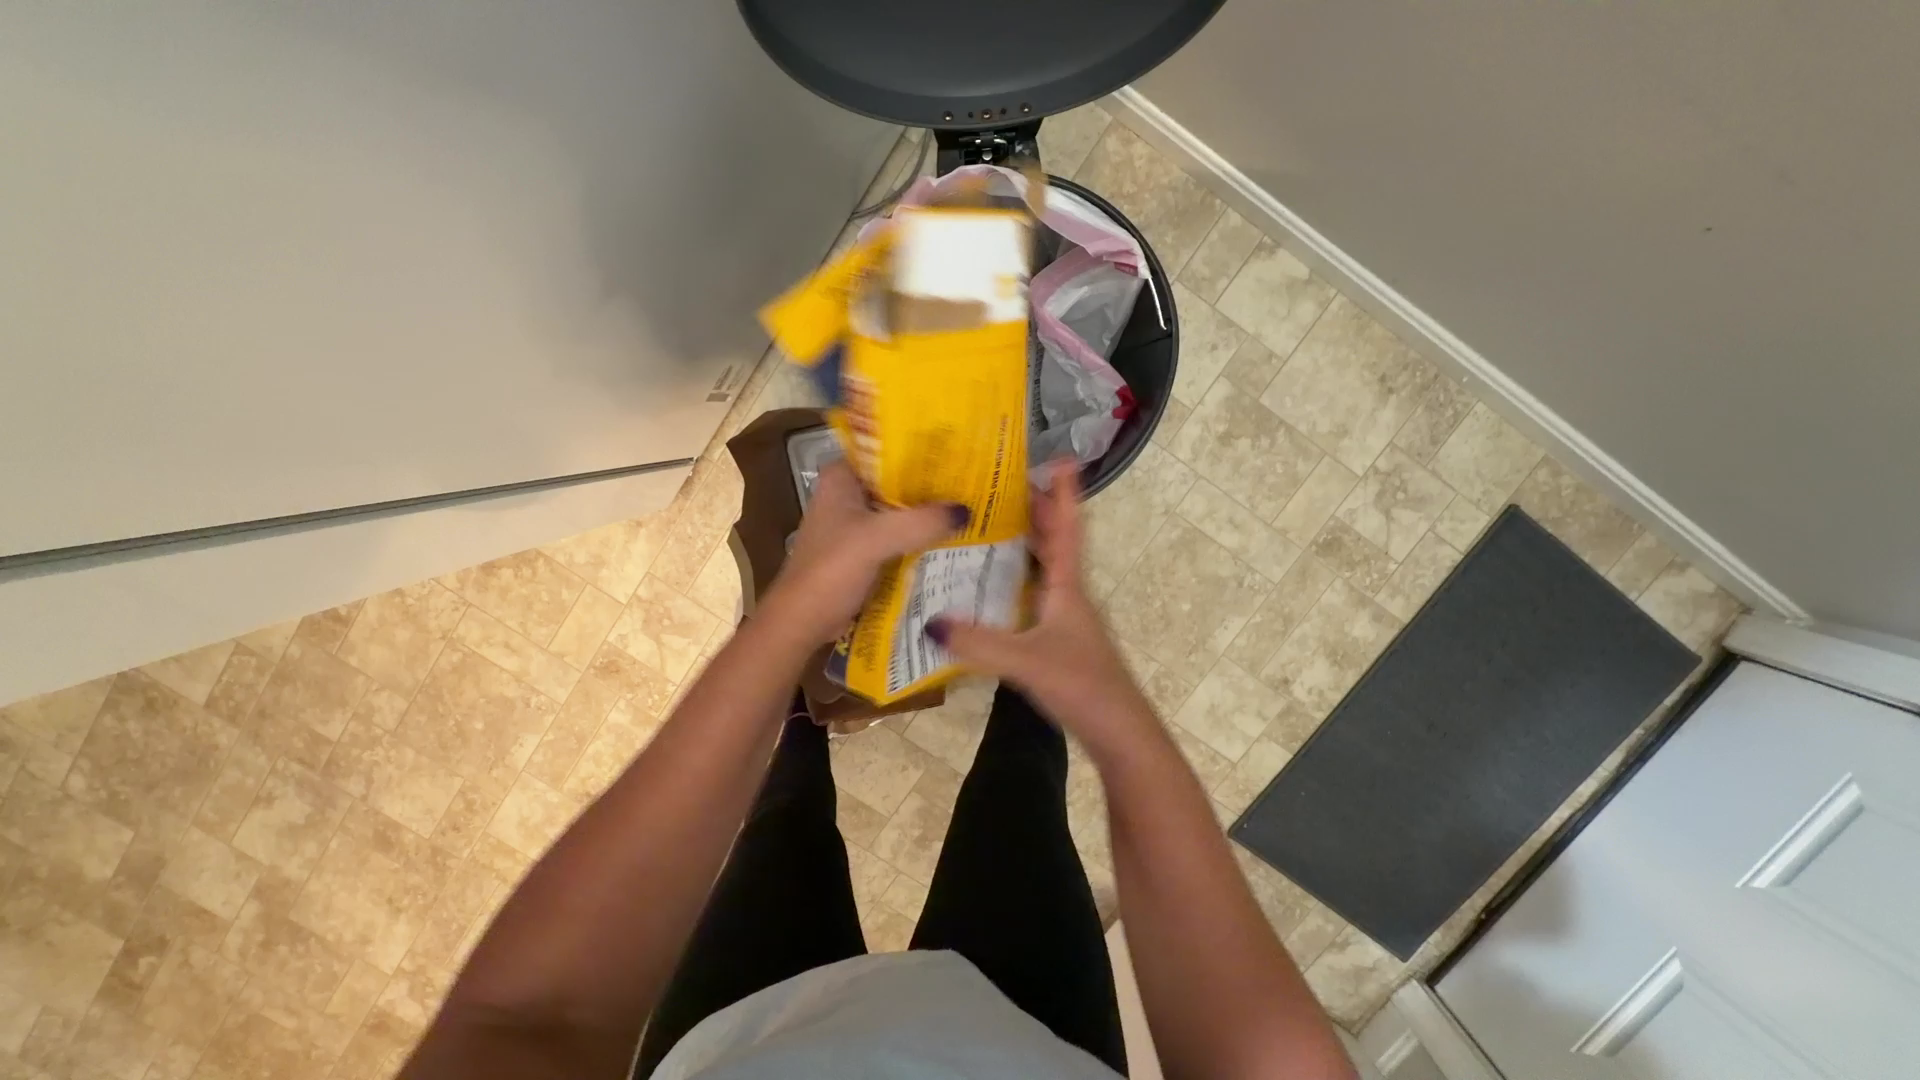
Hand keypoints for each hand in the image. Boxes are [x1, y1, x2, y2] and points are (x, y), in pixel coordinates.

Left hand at [760, 461, 965, 646]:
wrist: (802, 622)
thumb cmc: (831, 571)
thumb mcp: (876, 540)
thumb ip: (921, 522)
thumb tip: (966, 510)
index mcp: (842, 477)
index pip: (888, 450)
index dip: (923, 450)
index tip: (960, 451)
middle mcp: (848, 494)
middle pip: (898, 482)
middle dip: (932, 485)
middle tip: (976, 482)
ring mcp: (856, 524)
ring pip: (901, 510)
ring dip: (929, 514)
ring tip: (973, 507)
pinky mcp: (864, 551)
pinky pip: (900, 536)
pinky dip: (921, 538)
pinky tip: (952, 539)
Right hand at [928, 461, 1155, 751]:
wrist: (1119, 732)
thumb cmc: (1082, 686)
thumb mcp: (1026, 662)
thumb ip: (979, 644)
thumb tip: (929, 624)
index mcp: (1068, 588)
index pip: (1068, 529)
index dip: (1064, 494)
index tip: (1062, 458)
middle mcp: (1071, 596)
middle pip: (1058, 544)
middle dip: (1038, 513)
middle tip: (1006, 488)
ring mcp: (1069, 621)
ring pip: (1049, 571)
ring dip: (1030, 545)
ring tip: (996, 528)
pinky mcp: (1064, 643)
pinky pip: (1039, 596)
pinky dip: (1021, 581)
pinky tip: (996, 592)